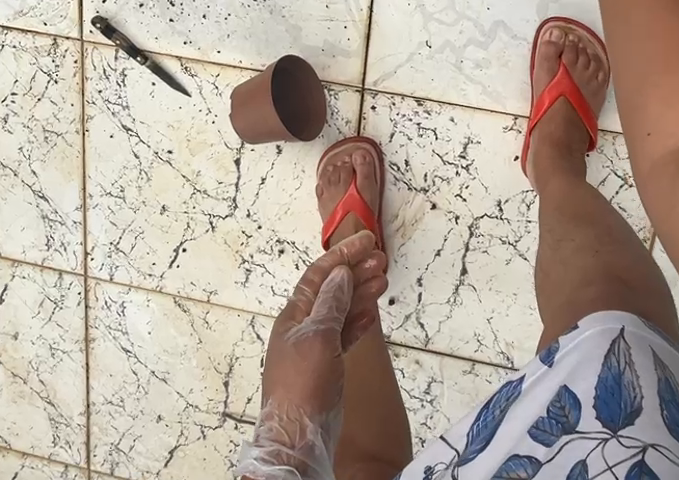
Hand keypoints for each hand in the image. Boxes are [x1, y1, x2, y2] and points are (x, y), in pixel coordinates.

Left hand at [235, 232, 387, 479]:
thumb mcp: (318, 337)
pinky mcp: (327, 365)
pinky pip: (345, 332)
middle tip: (382, 259)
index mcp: (294, 314)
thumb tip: (340, 274)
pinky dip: (359, 320)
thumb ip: (331, 304)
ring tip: (384, 279)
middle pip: (332, 289)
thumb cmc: (303, 384)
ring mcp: (315, 346)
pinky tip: (373, 311)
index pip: (320, 274)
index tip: (366, 239)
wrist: (297, 438)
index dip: (343, 254)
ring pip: (341, 310)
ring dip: (361, 292)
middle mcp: (304, 326)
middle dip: (356, 271)